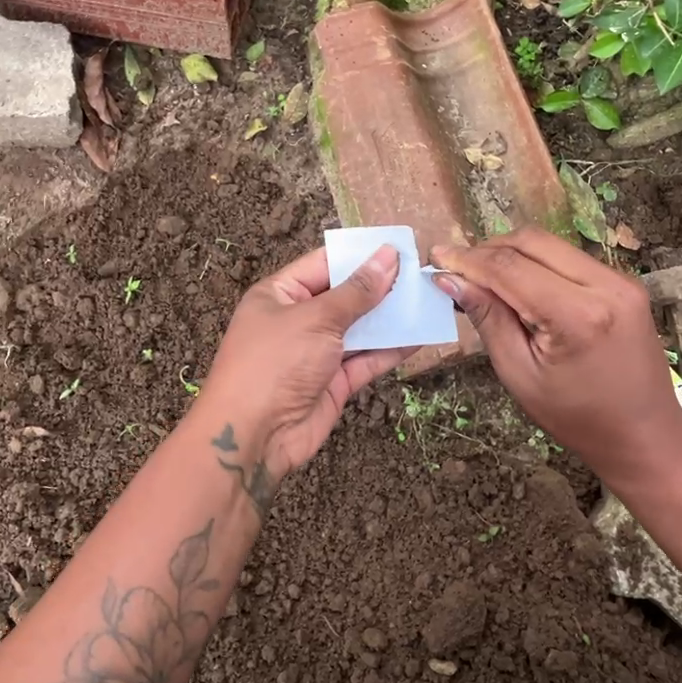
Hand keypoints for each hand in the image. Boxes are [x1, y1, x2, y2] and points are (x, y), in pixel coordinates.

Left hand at [195, 246, 411, 480]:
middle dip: (381, 286)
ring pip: (359, 329)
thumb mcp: (316, 319)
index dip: (360, 254)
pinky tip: (419, 336)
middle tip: (422, 273)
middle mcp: (298, 320)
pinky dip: (390, 350)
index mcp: (280, 294)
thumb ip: (357, 292)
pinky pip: (366, 360)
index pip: (324, 263)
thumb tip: (388, 257)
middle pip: (345, 296)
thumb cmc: (274, 363)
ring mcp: (316, 353)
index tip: (400, 246)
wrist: (253, 436)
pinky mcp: (333, 382)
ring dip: (390, 318)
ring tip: (428, 300)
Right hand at [431, 229, 681, 479]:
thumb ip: (488, 319)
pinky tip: (517, 285)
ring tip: (482, 277)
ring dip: (511, 253)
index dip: (467, 259)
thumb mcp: (519, 374)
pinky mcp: (625, 283)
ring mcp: (620, 280)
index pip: (509, 268)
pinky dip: (536, 263)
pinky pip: (569, 258)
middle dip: (487, 249)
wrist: (645, 435)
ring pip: (551, 244)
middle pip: (531, 241)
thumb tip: (451, 280)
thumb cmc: (576, 418)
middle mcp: (605, 285)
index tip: (436, 258)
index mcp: (578, 316)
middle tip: (456, 268)